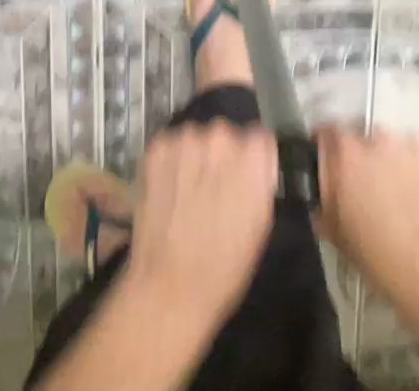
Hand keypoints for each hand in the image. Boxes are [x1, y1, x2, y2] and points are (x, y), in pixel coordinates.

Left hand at [119, 122, 278, 331]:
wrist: (170, 285)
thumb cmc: (226, 265)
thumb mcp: (261, 222)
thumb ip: (262, 180)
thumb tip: (258, 159)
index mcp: (253, 157)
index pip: (259, 137)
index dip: (251, 158)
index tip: (245, 177)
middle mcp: (221, 138)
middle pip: (226, 133)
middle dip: (222, 155)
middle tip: (215, 189)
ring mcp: (185, 141)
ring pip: (196, 138)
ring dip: (196, 157)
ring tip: (189, 192)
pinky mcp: (156, 149)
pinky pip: (170, 146)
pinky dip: (171, 162)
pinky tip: (170, 190)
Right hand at [315, 128, 418, 312]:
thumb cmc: (381, 259)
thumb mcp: (337, 234)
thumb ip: (325, 200)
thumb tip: (323, 190)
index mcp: (347, 157)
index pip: (327, 131)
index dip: (326, 145)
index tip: (329, 160)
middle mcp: (378, 140)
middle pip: (362, 135)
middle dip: (360, 153)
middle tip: (364, 180)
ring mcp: (413, 145)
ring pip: (393, 143)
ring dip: (390, 157)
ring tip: (396, 186)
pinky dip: (417, 164)